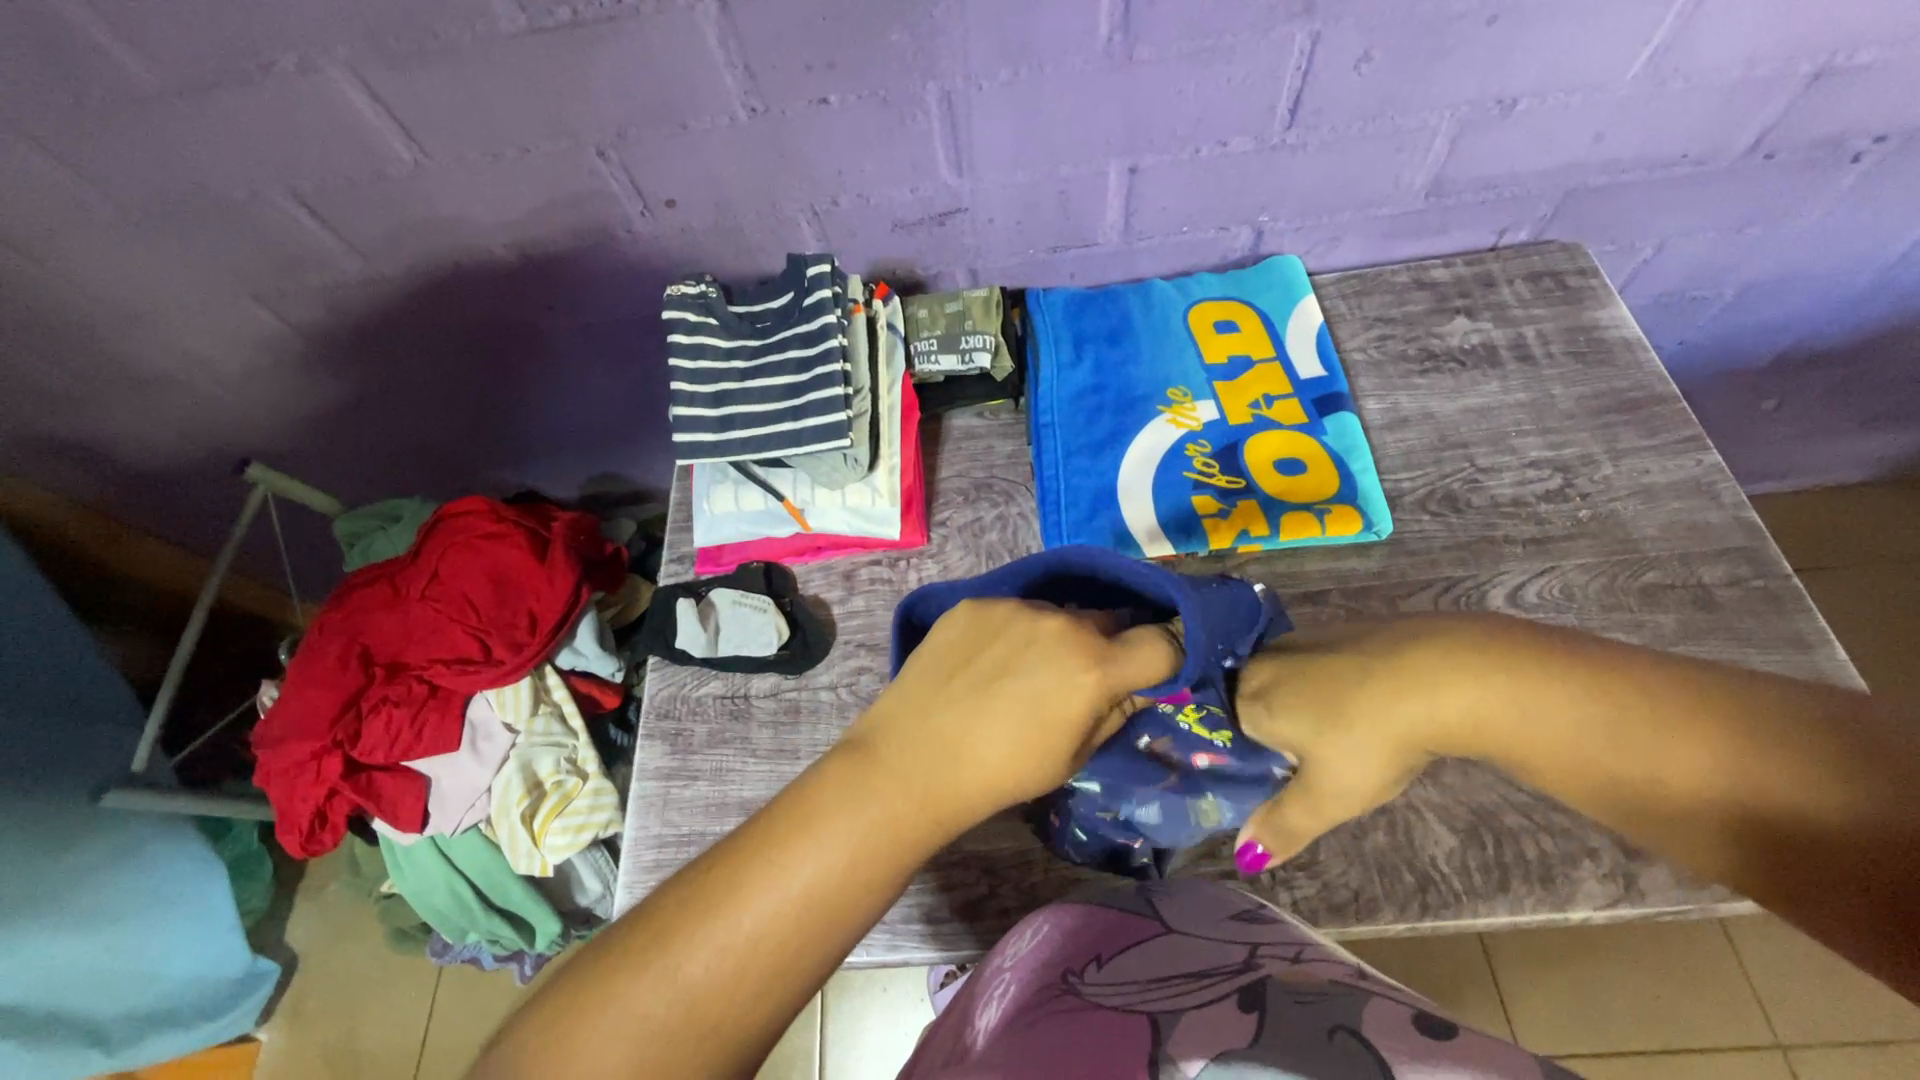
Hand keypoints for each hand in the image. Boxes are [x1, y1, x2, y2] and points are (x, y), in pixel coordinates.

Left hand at [838, 598, 1181, 828]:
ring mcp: (1016, 607)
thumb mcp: (1073, 757)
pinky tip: (984, 662)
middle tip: (1081, 675)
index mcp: (1095, 668)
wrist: (914, 758)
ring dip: (1056, 635)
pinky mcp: (976, 602)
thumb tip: (1142, 686)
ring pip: (1057, 614)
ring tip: (1021, 671)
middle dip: (1107, 645)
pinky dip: (1011, 631)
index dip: (1166, 655)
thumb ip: (1115, 712)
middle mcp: (1062, 624)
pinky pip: (1012, 610)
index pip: (1163, 642)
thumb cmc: (1002, 773)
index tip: (1153, 668)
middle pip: (1108, 621)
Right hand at [1229, 615, 1511, 871]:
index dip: (1247, 760)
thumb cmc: (1370, 739)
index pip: (1227, 732)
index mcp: (1248, 697)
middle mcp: (1266, 660)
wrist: (1445, 673)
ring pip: (1291, 680)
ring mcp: (1307, 637)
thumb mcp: (1327, 797)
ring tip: (1343, 739)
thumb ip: (1281, 826)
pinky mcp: (1348, 627)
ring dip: (1306, 708)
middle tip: (1309, 766)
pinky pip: (1325, 664)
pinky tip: (1369, 707)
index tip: (1276, 782)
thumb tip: (1243, 857)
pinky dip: (1337, 686)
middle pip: (1256, 701)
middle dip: (1274, 733)